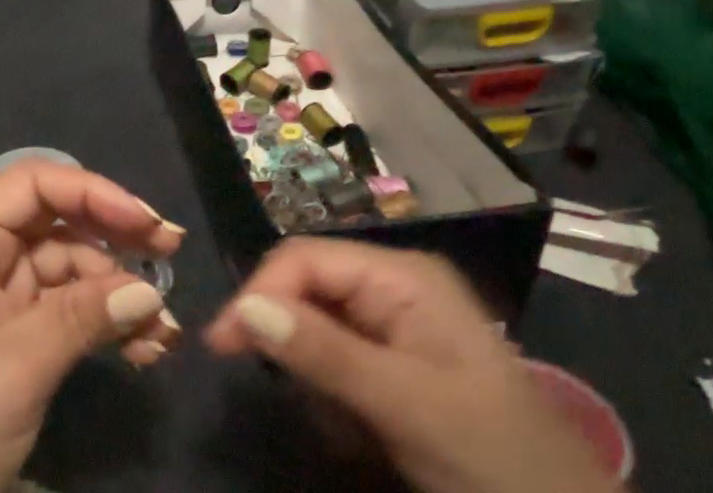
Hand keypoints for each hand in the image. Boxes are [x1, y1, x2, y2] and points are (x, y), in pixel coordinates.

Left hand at [0, 161, 185, 492]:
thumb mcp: (21, 362)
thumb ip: (86, 315)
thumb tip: (152, 290)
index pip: (33, 184)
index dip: (93, 193)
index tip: (147, 221)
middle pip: (57, 222)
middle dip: (115, 241)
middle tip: (173, 254)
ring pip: (70, 268)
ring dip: (119, 294)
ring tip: (164, 332)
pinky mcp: (13, 330)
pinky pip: (68, 308)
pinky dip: (105, 323)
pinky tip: (144, 350)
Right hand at [205, 239, 620, 492]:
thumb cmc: (490, 453)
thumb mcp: (404, 403)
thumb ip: (323, 352)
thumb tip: (242, 307)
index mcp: (402, 276)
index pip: (306, 258)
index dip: (260, 292)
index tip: (222, 344)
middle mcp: (394, 288)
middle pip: (308, 287)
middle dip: (286, 336)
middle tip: (270, 385)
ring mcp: (397, 325)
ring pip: (316, 326)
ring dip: (311, 373)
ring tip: (339, 423)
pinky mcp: (396, 362)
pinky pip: (337, 359)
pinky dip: (331, 394)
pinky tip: (354, 429)